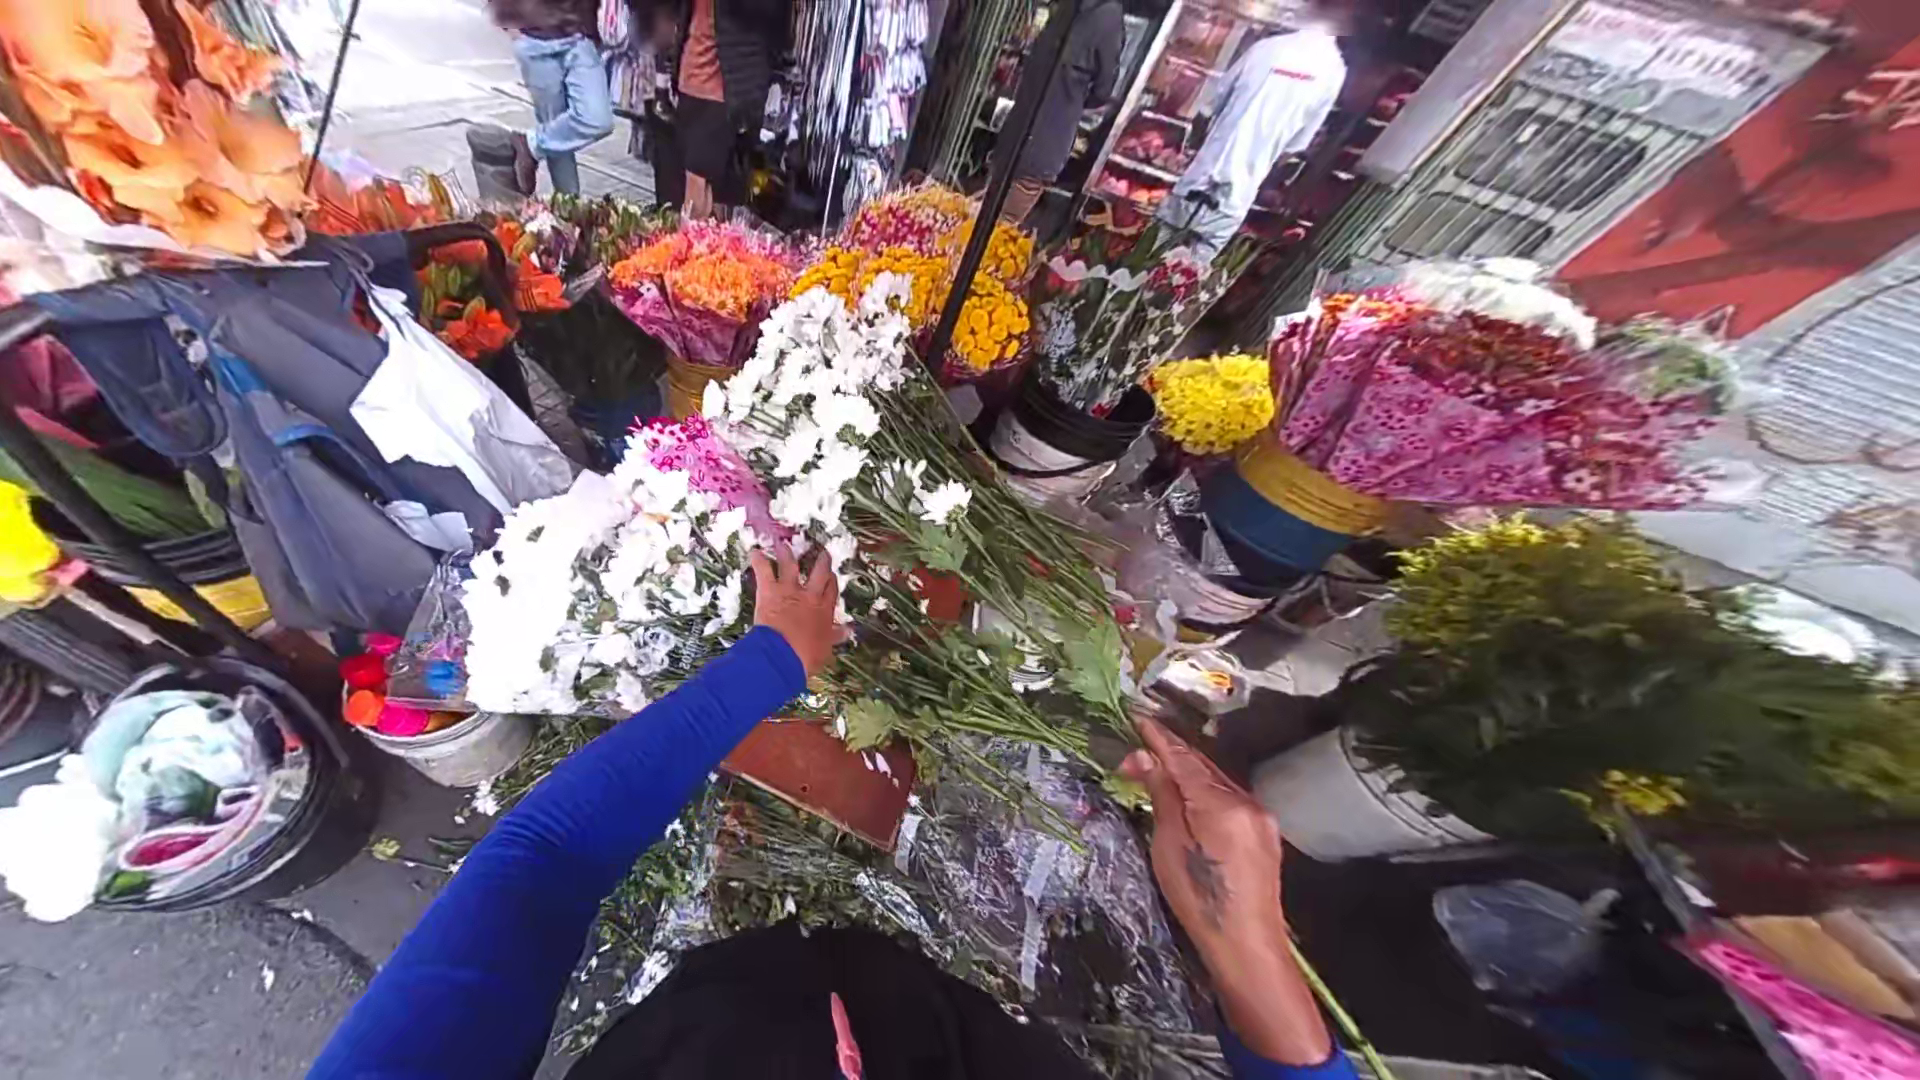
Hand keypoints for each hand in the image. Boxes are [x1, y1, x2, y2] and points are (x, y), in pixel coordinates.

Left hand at [749, 545, 839, 678]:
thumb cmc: (805, 656)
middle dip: (822, 561)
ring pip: (791, 566)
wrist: (782, 655)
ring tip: (784, 545)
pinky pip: (764, 571)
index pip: (832, 590)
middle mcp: (810, 595)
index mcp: (824, 610)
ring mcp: (789, 590)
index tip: (832, 575)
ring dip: (787, 554)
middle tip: (822, 552)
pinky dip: (759, 560)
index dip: (832, 581)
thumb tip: (847, 631)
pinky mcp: (770, 590)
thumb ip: (834, 636)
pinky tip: (754, 551)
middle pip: (819, 572)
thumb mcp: (825, 648)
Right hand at [1122, 713, 1331, 1065]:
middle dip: (1169, 752)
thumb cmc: (1199, 898)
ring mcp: (1260, 816)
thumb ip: (1161, 794)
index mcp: (1222, 803)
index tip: (1137, 716)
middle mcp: (1246, 801)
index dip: (1158, 737)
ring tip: (1157, 765)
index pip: (1183, 758)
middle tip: (1136, 748)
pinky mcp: (1263, 832)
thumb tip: (1144, 756)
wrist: (1248, 949)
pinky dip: (1203, 788)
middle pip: (1202, 765)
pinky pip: (1228, 796)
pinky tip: (1187, 791)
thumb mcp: (1168, 844)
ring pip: (1216, 779)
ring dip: (1187, 769)